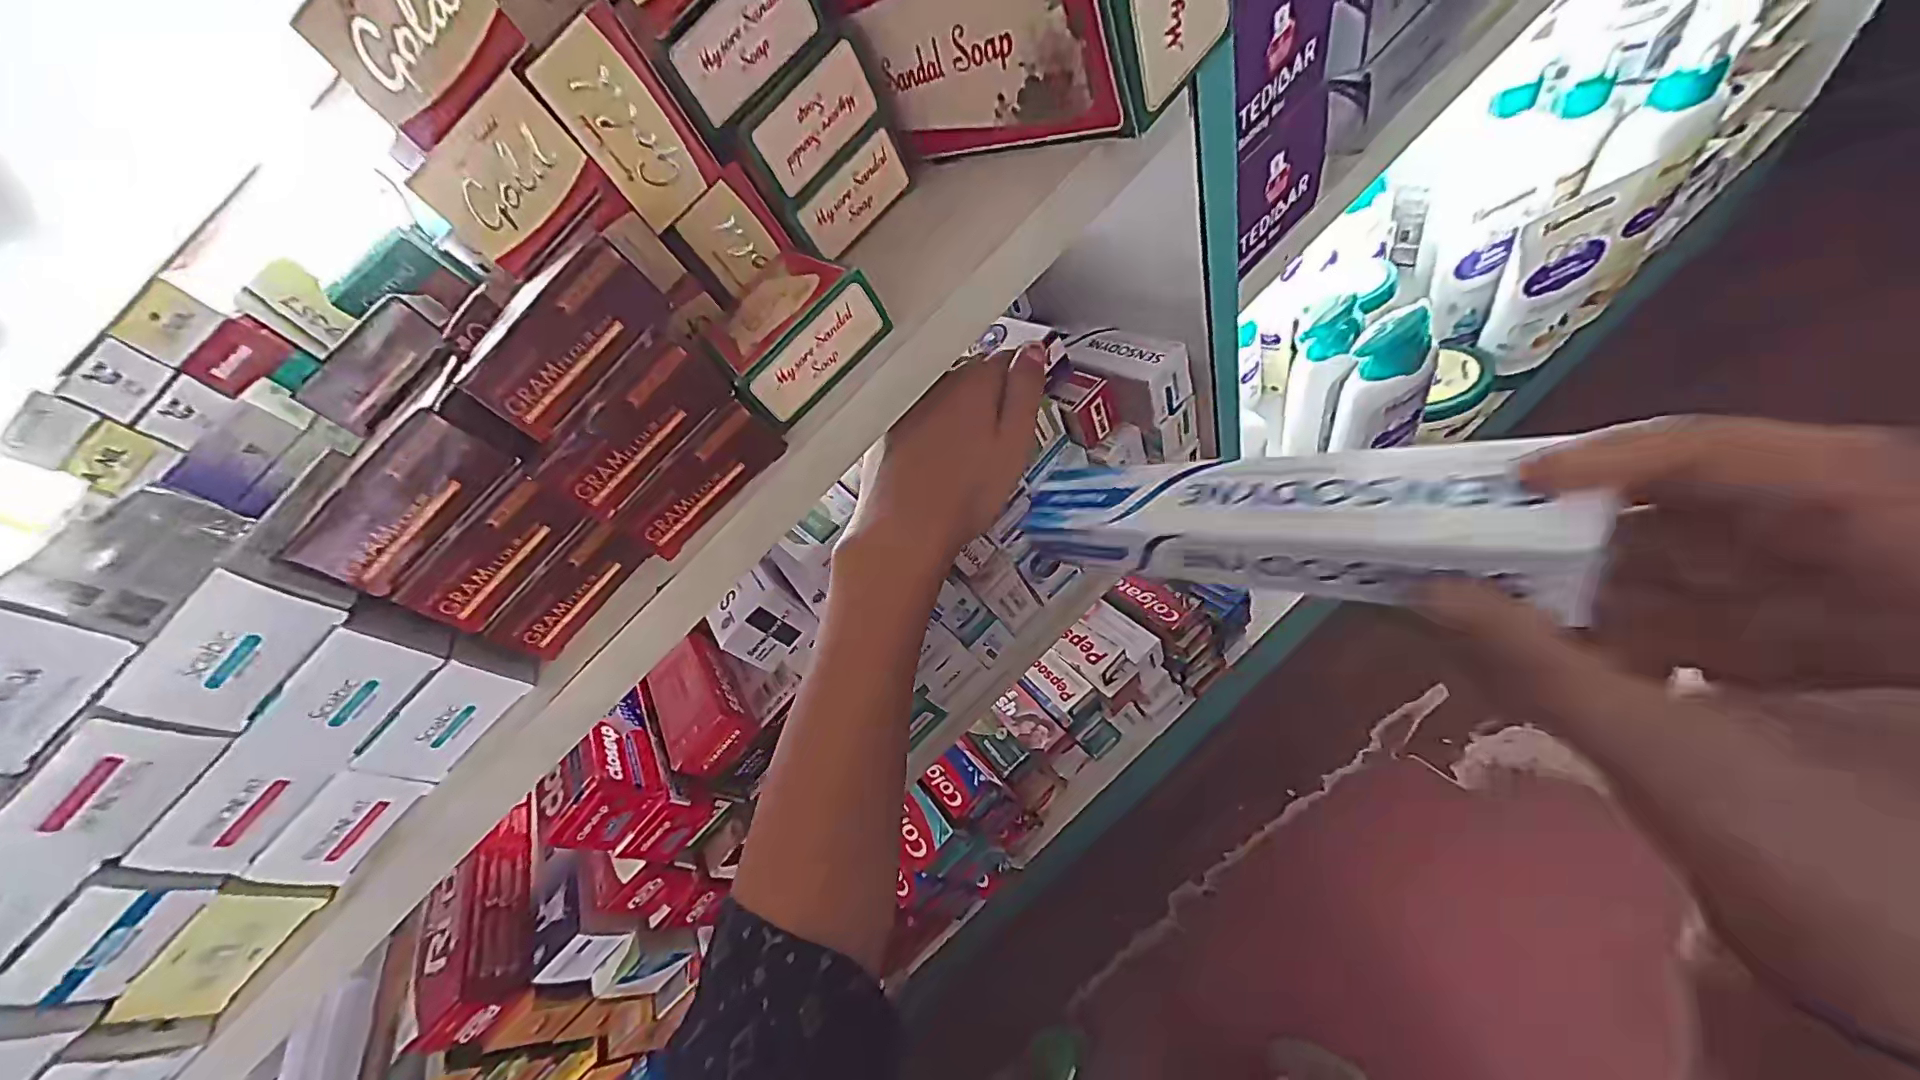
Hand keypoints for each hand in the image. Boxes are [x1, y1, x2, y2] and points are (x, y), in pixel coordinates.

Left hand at [838, 344, 1047, 588]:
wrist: (906, 529)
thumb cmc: (966, 494)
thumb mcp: (1014, 443)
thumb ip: (1025, 391)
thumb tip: (1034, 350)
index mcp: (974, 381)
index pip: (1008, 357)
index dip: (1023, 378)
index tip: (1028, 401)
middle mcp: (938, 383)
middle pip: (973, 374)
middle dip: (989, 397)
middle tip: (999, 441)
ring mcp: (910, 405)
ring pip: (946, 396)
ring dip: (960, 412)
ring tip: (968, 457)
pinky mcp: (890, 428)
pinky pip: (921, 417)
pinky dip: (933, 430)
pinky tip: (939, 462)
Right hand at [1421, 418, 1919, 1049]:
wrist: (1910, 983)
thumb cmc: (1845, 887)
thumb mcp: (1685, 767)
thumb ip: (1544, 671)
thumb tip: (1428, 596)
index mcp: (1912, 577)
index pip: (1779, 462)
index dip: (1641, 457)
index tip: (1524, 481)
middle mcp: (1892, 577)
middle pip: (1720, 510)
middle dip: (1589, 522)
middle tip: (1477, 526)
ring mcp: (1861, 622)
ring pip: (1699, 566)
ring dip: (1587, 577)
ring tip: (1482, 578)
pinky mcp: (1817, 663)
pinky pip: (1701, 616)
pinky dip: (1614, 623)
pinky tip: (1536, 634)